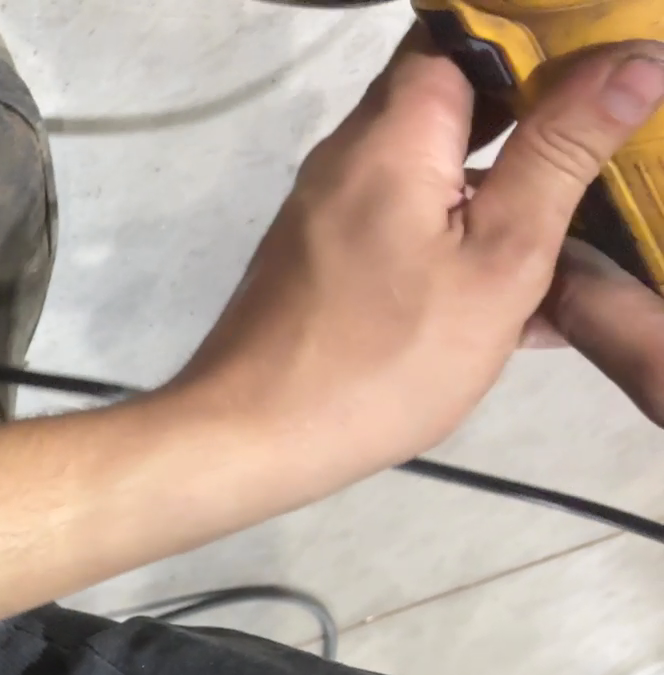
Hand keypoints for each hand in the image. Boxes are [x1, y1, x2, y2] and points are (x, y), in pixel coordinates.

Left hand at [165, 32, 663, 489]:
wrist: (243, 439)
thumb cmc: (374, 361)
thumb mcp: (497, 259)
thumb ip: (558, 156)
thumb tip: (627, 60)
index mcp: (383, 144)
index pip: (456, 36)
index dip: (536, 27)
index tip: (610, 44)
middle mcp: (338, 170)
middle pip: (446, 102)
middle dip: (536, 106)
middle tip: (615, 130)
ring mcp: (319, 222)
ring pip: (428, 172)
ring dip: (504, 185)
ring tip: (586, 209)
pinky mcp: (314, 267)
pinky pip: (398, 226)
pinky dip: (459, 237)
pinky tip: (523, 283)